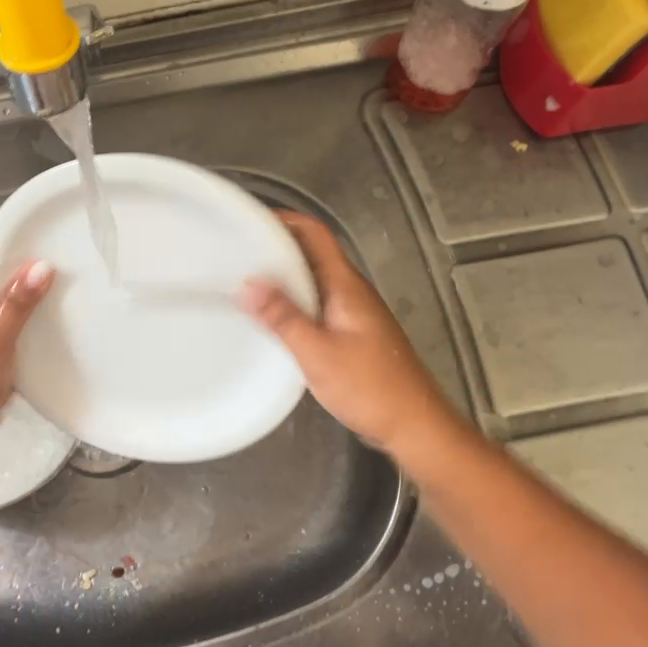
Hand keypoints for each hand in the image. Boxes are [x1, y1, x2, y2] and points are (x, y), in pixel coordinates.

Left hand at [0, 236, 53, 449]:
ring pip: (6, 292)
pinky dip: (30, 310)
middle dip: (26, 260)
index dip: (11, 235)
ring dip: (30, 286)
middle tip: (65, 249)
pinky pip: (12, 314)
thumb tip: (43, 265)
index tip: (46, 227)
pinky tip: (55, 309)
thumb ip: (17, 302)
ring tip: (67, 274)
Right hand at [239, 211, 450, 447]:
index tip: (247, 221)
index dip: (282, 220)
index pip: (314, 234)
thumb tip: (247, 284)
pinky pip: (315, 304)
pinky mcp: (350, 333)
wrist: (414, 426)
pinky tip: (269, 318)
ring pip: (312, 280)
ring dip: (281, 276)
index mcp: (346, 285)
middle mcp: (350, 291)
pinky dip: (291, 302)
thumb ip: (283, 318)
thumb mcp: (319, 353)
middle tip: (233, 253)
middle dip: (274, 247)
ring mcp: (352, 312)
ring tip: (242, 281)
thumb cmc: (370, 388)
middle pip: (311, 253)